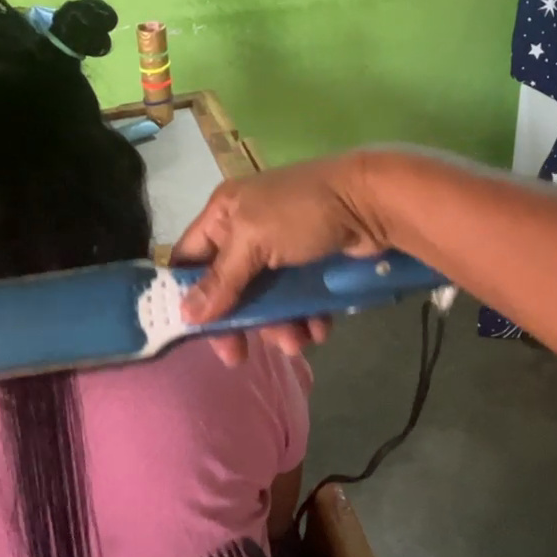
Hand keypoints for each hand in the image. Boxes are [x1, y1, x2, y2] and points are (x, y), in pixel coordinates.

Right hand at [171, 152, 391, 364]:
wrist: (370, 201)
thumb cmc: (302, 213)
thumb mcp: (254, 239)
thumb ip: (221, 279)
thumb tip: (185, 313)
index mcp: (224, 213)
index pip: (190, 258)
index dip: (187, 294)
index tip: (193, 332)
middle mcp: (246, 230)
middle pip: (227, 288)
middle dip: (238, 321)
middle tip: (239, 356)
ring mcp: (279, 249)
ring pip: (263, 301)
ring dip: (277, 326)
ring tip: (298, 339)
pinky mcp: (309, 266)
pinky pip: (295, 301)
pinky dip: (304, 317)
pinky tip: (319, 328)